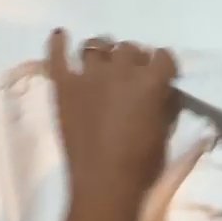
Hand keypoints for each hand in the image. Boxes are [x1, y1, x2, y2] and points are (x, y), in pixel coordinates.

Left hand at [47, 29, 179, 201]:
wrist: (104, 184)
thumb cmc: (141, 165)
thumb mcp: (164, 134)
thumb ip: (164, 106)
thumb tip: (163, 91)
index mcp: (150, 83)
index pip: (163, 56)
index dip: (164, 65)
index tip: (162, 75)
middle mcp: (120, 70)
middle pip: (129, 48)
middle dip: (134, 59)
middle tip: (132, 76)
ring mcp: (88, 75)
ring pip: (96, 45)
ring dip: (103, 51)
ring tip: (103, 63)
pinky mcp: (63, 85)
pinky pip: (57, 54)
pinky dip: (59, 42)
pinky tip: (61, 37)